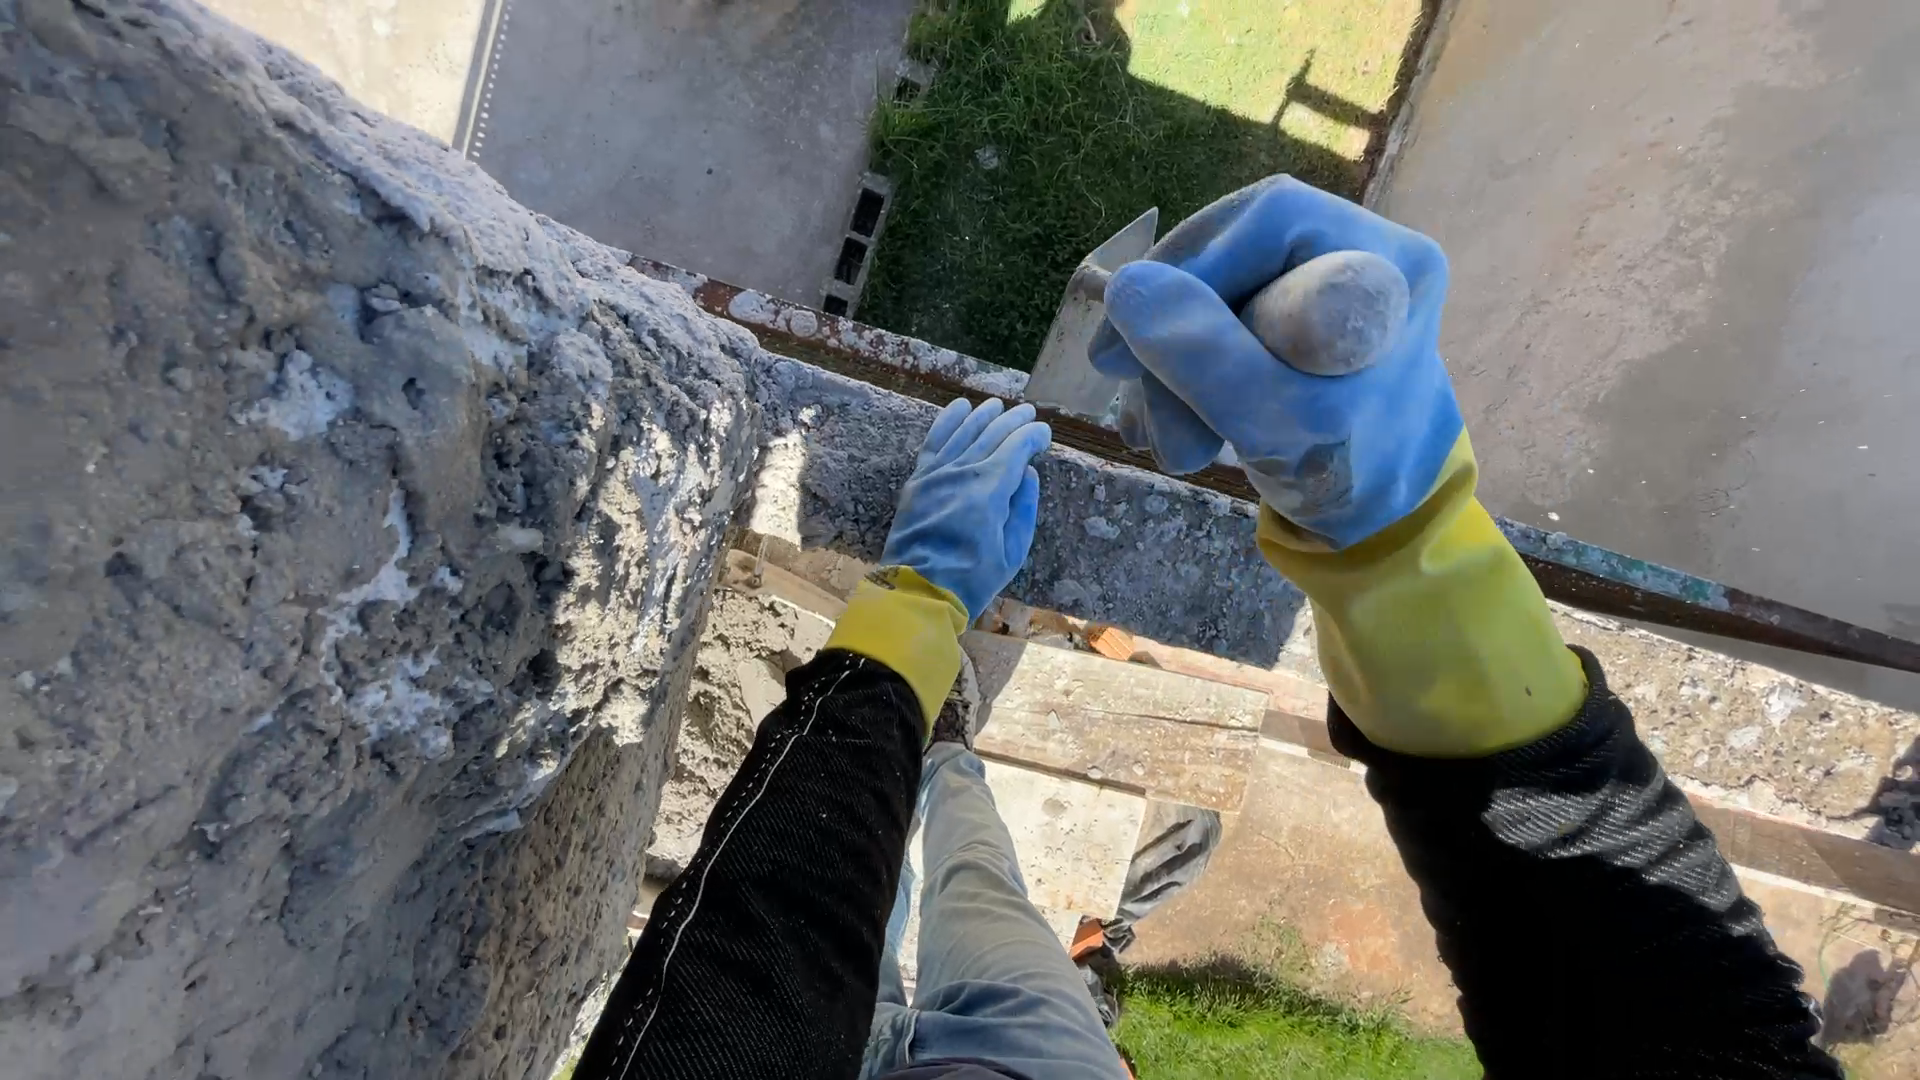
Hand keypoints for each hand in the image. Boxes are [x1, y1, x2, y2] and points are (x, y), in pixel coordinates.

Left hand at [881, 398, 1051, 620]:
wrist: (919, 591)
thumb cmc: (973, 577)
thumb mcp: (1012, 551)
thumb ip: (1023, 508)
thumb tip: (1027, 472)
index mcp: (990, 488)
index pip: (1016, 447)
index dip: (1033, 436)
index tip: (1045, 434)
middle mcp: (963, 471)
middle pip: (991, 434)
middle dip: (1012, 421)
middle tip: (1027, 413)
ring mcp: (937, 473)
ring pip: (964, 432)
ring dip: (983, 415)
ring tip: (997, 405)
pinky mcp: (919, 480)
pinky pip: (934, 441)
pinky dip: (947, 421)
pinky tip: (959, 407)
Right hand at [1090, 175, 1460, 548]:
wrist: (1362, 511)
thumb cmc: (1345, 473)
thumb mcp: (1277, 424)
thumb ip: (1207, 357)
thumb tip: (1126, 286)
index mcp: (1381, 261)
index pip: (1268, 221)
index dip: (1191, 265)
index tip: (1135, 338)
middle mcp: (1343, 254)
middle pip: (1220, 254)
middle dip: (1164, 332)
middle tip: (1119, 382)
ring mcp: (1300, 287)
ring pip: (1195, 294)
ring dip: (1160, 372)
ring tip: (1169, 445)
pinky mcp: (1265, 320)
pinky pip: (1194, 323)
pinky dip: (1166, 379)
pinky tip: (1164, 428)